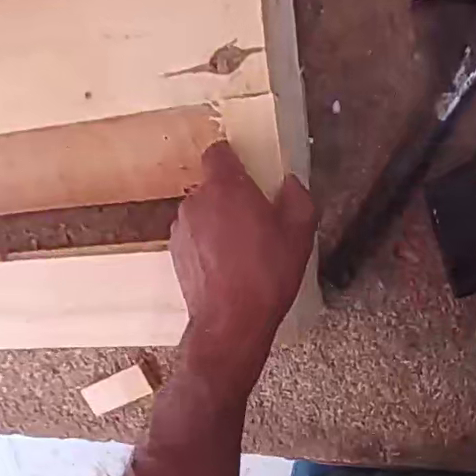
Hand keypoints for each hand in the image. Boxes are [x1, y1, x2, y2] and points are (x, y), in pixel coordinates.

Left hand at [170, 142, 316, 380]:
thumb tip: (290, 185)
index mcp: (225, 187)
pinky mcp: (176, 256)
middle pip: (212, 187)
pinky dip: (208, 249)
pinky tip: (228, 270)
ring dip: (218, 225)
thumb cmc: (266, 276)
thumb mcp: (299, 232)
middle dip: (231, 199)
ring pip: (202, 216)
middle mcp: (196, 202)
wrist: (232, 323)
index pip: (219, 152)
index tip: (250, 176)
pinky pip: (195, 241)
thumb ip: (297, 196)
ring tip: (243, 253)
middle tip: (257, 223)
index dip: (235, 161)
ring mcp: (181, 230)